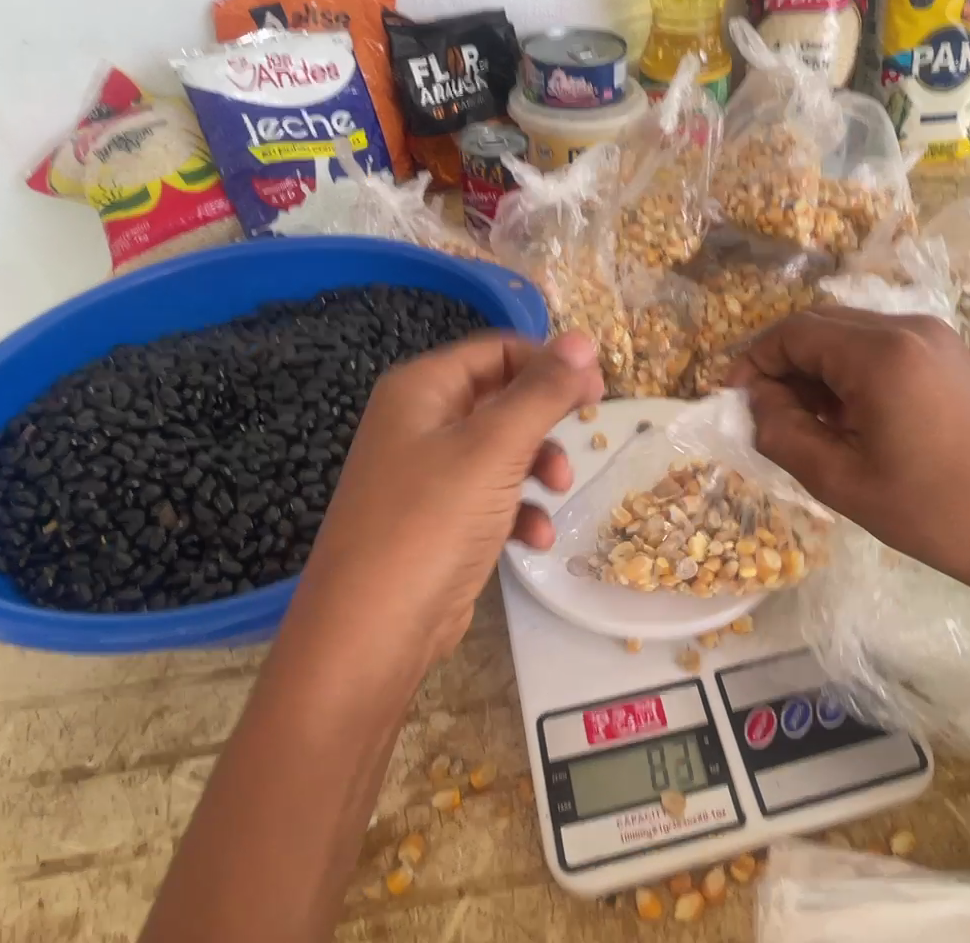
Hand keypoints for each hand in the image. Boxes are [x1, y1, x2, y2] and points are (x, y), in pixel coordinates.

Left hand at [296, 331, 603, 668]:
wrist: (373, 629)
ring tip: (560, 491)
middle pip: (501, 398)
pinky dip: (518, 510)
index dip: (549, 361)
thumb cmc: (431, 522)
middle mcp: (419, 423)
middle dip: (546, 418)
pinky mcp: (438, 520)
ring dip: (539, 466)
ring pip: (502, 450)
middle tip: (591, 429)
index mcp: (421, 389)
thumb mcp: (494, 448)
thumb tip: (583, 340)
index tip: (597, 387)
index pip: (497, 349)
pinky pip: (490, 496)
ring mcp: (426, 474)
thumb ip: (542, 392)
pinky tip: (534, 538)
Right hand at [730, 308, 969, 613]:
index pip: (793, 333)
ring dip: (816, 370)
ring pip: (849, 335)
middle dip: (783, 364)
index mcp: (882, 353)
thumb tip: (754, 401)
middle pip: (820, 325)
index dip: (754, 362)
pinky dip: (849, 373)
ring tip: (808, 424)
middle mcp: (909, 327)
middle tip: (768, 416)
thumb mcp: (839, 480)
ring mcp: (936, 338)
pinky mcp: (949, 355)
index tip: (734, 402)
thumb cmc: (931, 513)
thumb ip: (782, 432)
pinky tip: (848, 418)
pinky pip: (880, 348)